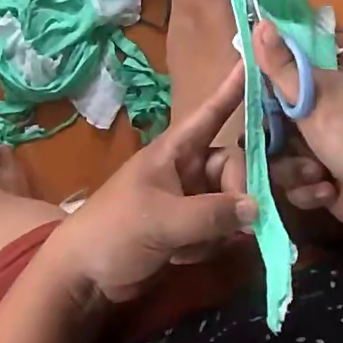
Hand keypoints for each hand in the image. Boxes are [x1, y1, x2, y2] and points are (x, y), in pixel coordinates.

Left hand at [45, 62, 259, 302]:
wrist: (84, 277)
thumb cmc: (113, 232)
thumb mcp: (162, 220)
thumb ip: (212, 213)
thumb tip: (258, 207)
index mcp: (174, 152)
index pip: (210, 115)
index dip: (232, 92)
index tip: (254, 64)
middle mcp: (187, 171)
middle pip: (234, 169)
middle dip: (238, 197)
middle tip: (243, 224)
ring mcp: (190, 200)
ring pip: (232, 203)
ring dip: (222, 228)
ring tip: (193, 247)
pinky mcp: (191, 228)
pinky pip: (220, 229)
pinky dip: (211, 245)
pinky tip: (185, 257)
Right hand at [251, 21, 342, 232]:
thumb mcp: (318, 98)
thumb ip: (283, 67)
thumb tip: (260, 20)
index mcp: (312, 88)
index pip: (269, 84)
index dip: (255, 98)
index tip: (248, 110)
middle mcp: (309, 117)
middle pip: (265, 130)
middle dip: (274, 146)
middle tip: (286, 148)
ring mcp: (313, 151)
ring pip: (275, 163)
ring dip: (295, 172)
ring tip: (319, 174)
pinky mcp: (316, 183)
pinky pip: (291, 189)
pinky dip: (309, 192)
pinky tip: (329, 191)